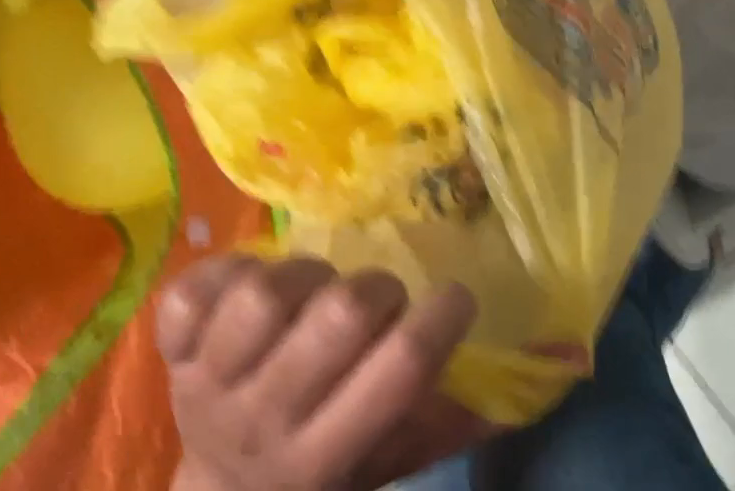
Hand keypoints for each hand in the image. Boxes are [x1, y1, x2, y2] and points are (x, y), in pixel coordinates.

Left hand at [159, 255, 479, 490]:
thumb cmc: (332, 463)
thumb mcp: (401, 452)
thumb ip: (471, 409)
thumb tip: (566, 351)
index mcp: (329, 452)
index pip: (400, 369)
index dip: (441, 318)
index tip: (456, 297)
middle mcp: (267, 419)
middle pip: (338, 318)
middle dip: (377, 291)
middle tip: (379, 299)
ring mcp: (207, 385)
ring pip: (267, 295)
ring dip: (306, 276)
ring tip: (315, 290)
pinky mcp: (168, 353)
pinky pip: (195, 291)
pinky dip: (232, 272)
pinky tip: (253, 285)